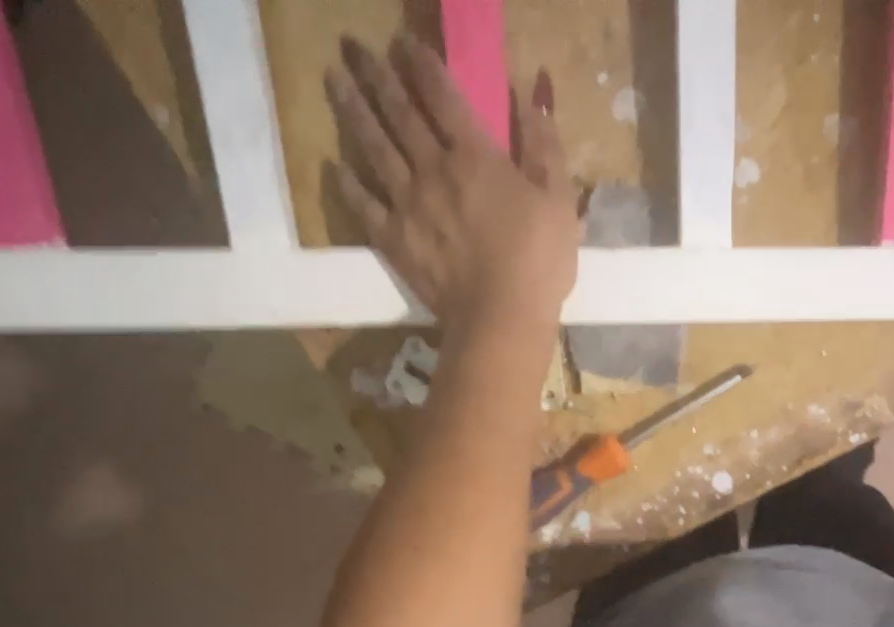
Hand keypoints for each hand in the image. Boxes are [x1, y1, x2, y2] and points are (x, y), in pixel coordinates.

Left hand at [327, 36, 577, 333]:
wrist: (501, 317)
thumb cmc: (539, 259)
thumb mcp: (559, 198)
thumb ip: (543, 143)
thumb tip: (533, 91)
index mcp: (475, 156)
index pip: (443, 97)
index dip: (422, 65)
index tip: (404, 43)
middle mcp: (432, 169)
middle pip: (399, 113)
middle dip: (376, 75)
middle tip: (353, 47)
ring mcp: (407, 204)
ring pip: (374, 147)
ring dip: (352, 111)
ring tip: (334, 82)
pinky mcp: (393, 239)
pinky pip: (363, 204)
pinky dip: (347, 182)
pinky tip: (335, 164)